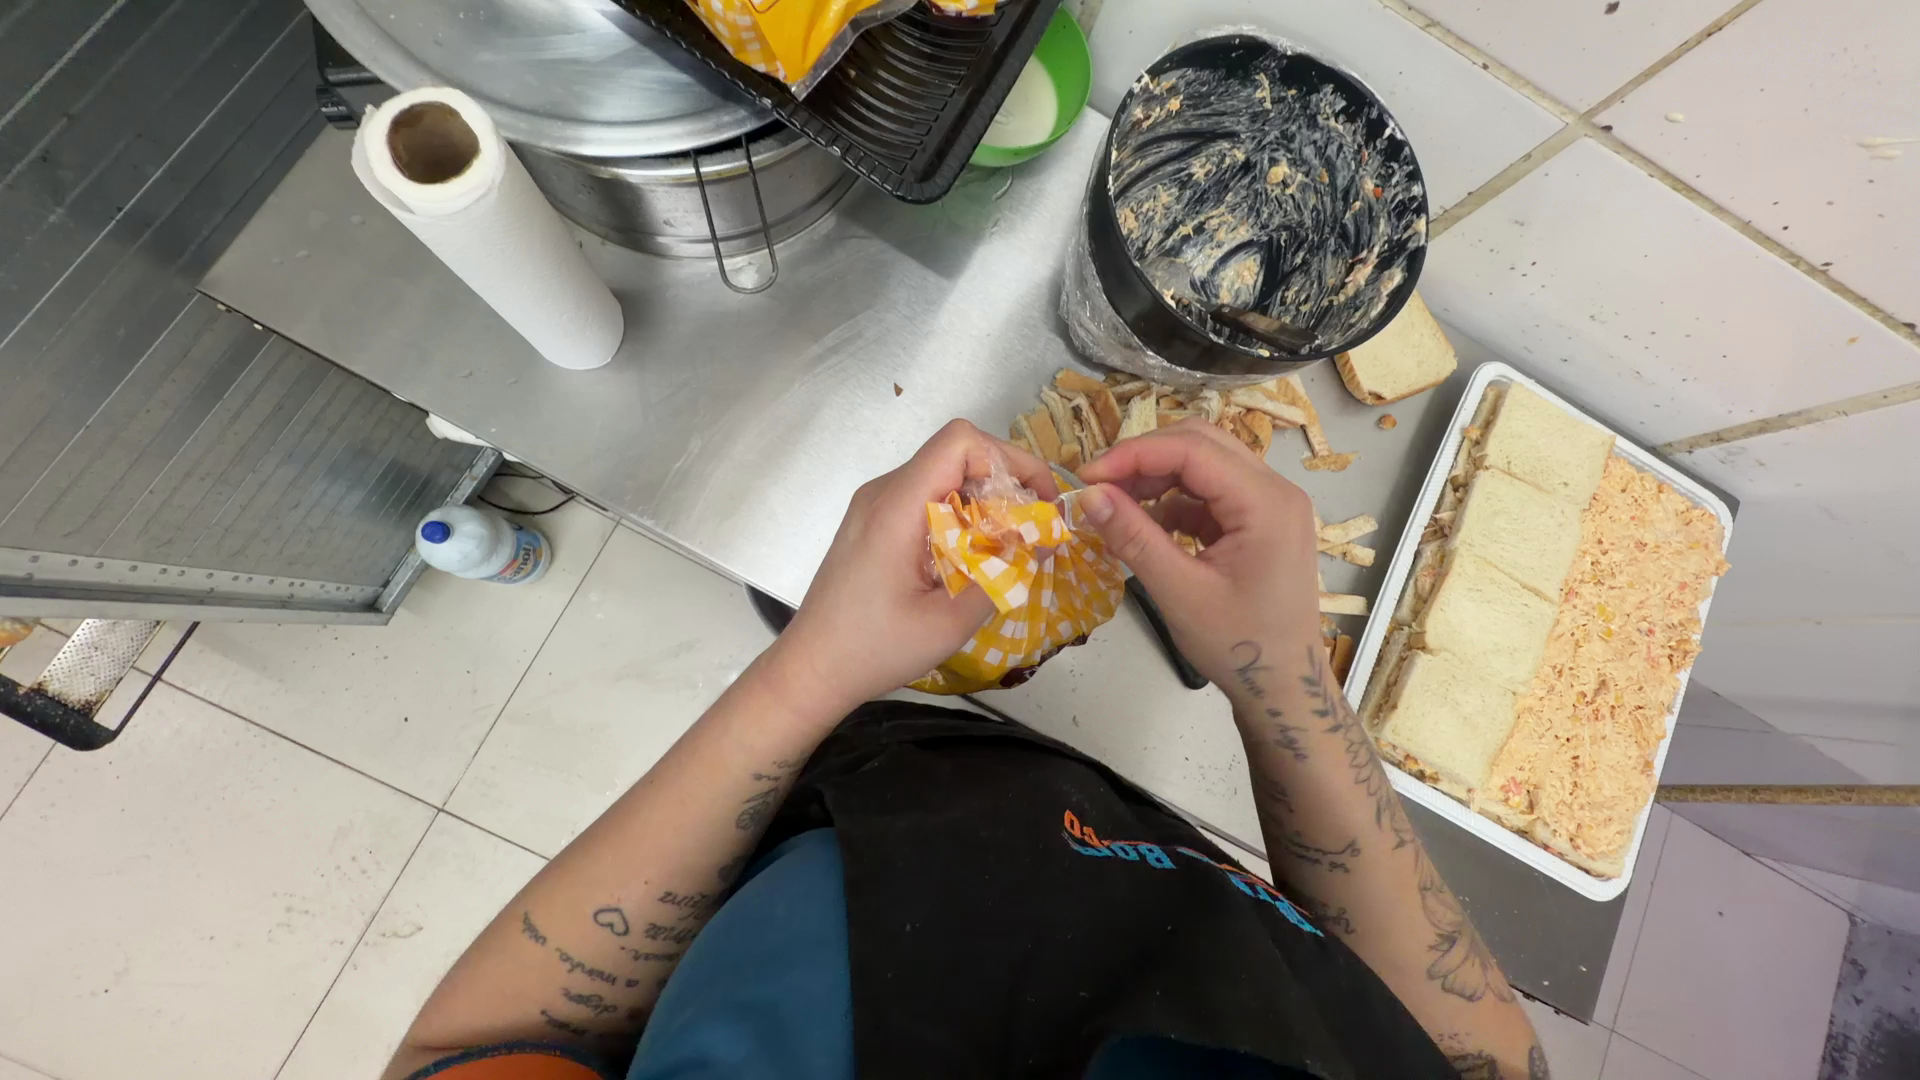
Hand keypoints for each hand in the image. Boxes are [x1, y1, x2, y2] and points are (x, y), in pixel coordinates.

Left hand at [763, 419, 1060, 714]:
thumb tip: (1048, 541)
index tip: (1037, 501)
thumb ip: (1004, 577)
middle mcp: (883, 492)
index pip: (959, 441)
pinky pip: (926, 498)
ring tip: (1005, 549)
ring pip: (943, 475)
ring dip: (983, 503)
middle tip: (1031, 532)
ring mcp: (874, 505)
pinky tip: (969, 557)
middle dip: (1004, 484)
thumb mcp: (949, 624)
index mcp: (897, 507)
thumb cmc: (874, 649)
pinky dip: (959, 515)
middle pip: (955, 454)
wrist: (812, 669)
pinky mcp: (873, 522)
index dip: (1008, 457)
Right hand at [1075, 419, 1321, 700]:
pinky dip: (1171, 499)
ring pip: (1203, 463)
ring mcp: (1270, 504)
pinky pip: (1208, 491)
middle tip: (1098, 486)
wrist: (1282, 686)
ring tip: (1115, 506)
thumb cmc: (1237, 645)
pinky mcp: (1257, 520)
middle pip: (1201, 443)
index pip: (1193, 450)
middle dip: (1143, 458)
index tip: (1087, 477)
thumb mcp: (1179, 592)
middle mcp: (1276, 490)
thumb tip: (1088, 496)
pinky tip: (1144, 525)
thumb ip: (1133, 538)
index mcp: (1267, 503)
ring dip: (1155, 477)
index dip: (1134, 455)